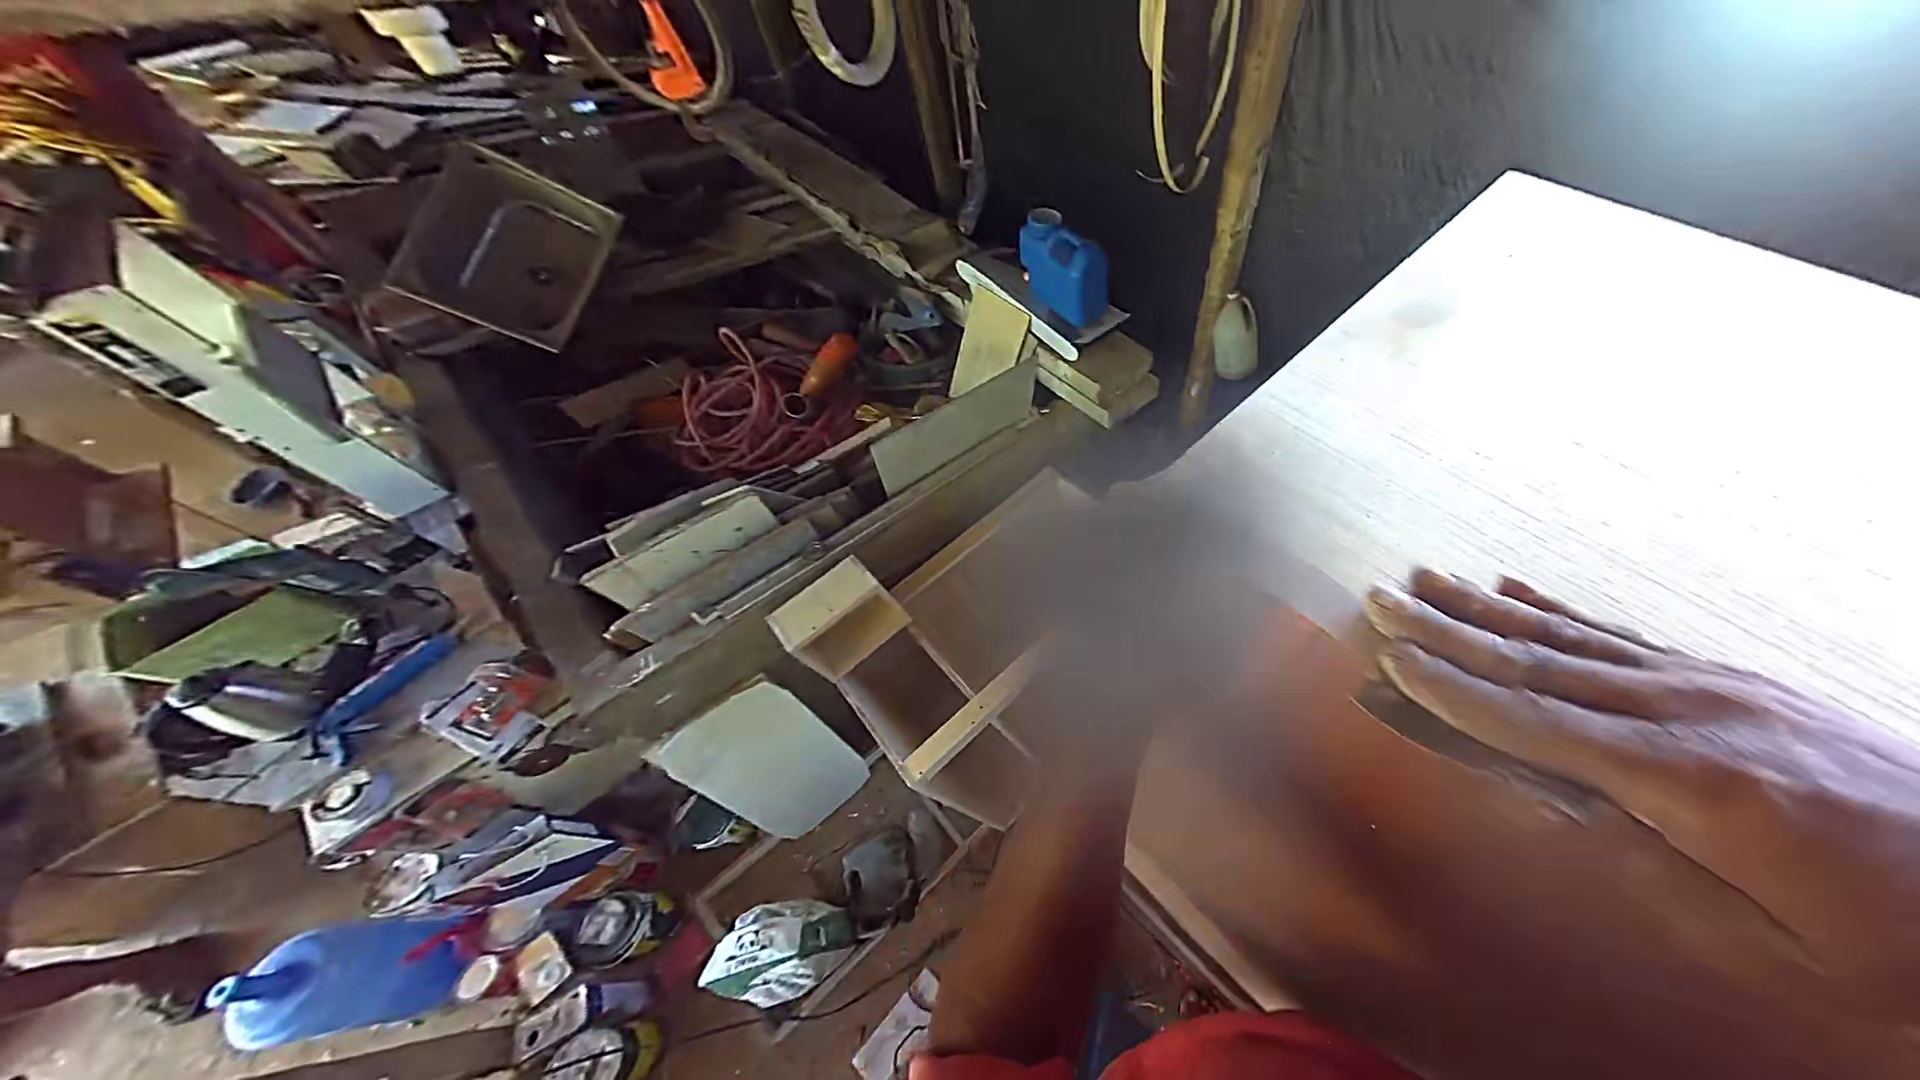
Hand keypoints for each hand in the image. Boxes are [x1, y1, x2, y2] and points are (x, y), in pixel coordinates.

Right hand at [1366, 568, 1919, 1015]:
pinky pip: (1622, 634)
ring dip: (1482, 607)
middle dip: (1444, 629)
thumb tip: (1543, 805)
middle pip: (1535, 660)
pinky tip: (1513, 587)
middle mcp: (1690, 713)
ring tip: (1427, 580)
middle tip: (1383, 599)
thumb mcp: (1773, 944)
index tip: (1391, 659)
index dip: (1450, 689)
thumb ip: (1643, 867)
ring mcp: (1714, 686)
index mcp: (1689, 779)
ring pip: (1567, 635)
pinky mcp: (1733, 678)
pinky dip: (1555, 607)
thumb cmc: (1903, 942)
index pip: (1530, 721)